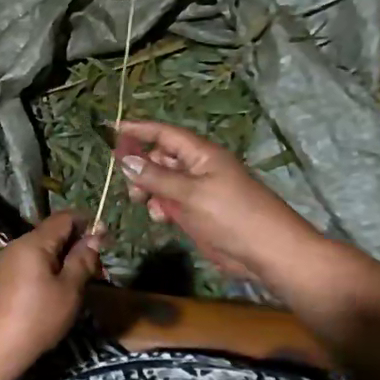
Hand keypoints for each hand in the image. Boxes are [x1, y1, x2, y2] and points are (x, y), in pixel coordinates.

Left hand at [0, 211, 102, 366]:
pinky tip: (62, 289)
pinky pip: (35, 262)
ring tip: (83, 282)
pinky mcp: (8, 277)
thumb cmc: (38, 317)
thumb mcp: (69, 288)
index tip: (105, 243)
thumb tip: (95, 236)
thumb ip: (83, 259)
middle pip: (55, 232)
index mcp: (35, 242)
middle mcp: (20, 244)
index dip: (87, 224)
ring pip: (46, 248)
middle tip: (98, 269)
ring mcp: (11, 261)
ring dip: (67, 259)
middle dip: (79, 244)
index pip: (65, 218)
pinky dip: (52, 269)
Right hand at [114, 120, 321, 283]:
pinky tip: (160, 218)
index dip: (140, 130)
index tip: (113, 128)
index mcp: (202, 154)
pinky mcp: (199, 213)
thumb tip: (126, 159)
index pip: (165, 134)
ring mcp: (199, 191)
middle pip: (162, 157)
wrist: (266, 251)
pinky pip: (173, 202)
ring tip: (142, 202)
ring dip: (150, 189)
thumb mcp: (191, 193)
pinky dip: (162, 207)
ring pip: (164, 182)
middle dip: (142, 166)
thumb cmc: (231, 214)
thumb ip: (157, 177)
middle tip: (127, 182)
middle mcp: (199, 168)